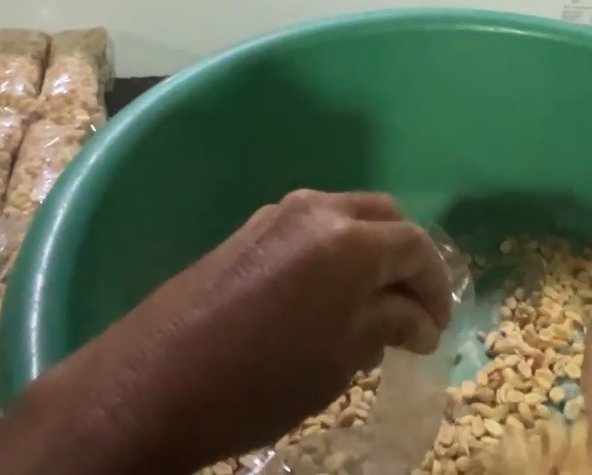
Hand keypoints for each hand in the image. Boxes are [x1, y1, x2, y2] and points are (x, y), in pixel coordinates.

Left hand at [0, 190, 453, 474]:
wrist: (155, 381)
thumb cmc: (260, 381)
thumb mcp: (339, 360)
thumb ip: (388, 323)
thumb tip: (418, 319)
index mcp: (349, 240)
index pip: (416, 246)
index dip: (436, 287)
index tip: (437, 328)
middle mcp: (319, 210)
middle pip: (385, 218)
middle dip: (407, 260)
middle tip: (412, 310)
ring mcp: (280, 212)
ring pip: (348, 217)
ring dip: (371, 253)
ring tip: (373, 307)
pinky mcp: (252, 227)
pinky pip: (314, 227)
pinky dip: (337, 251)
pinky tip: (330, 298)